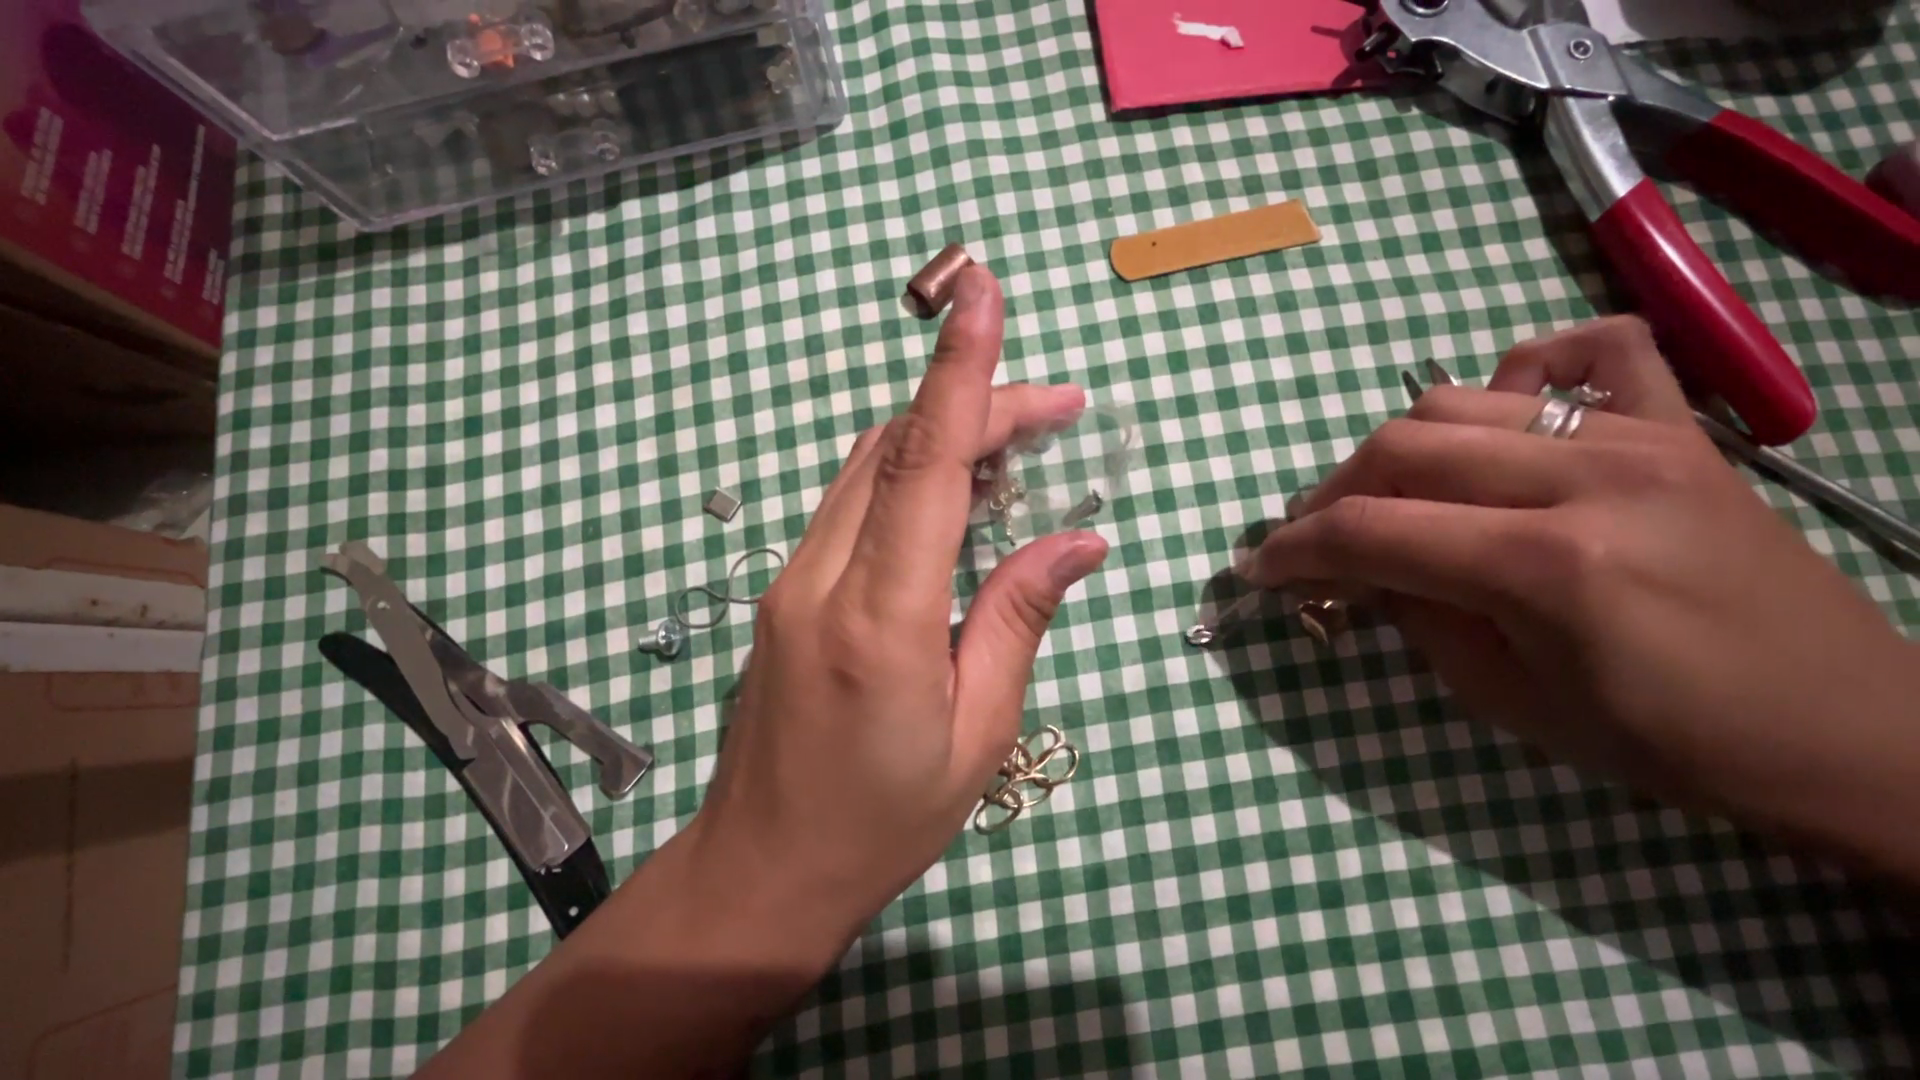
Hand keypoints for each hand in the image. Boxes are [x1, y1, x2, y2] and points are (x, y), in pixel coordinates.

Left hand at [685, 264, 1108, 937]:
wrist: (761, 868)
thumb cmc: (883, 821)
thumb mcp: (978, 732)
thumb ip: (1019, 618)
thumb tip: (1079, 537)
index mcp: (878, 618)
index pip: (923, 466)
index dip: (958, 374)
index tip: (982, 294)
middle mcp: (822, 578)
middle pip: (898, 450)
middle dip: (978, 405)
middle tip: (1061, 409)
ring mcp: (790, 580)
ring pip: (868, 468)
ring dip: (943, 437)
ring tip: (1022, 444)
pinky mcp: (783, 591)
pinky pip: (851, 505)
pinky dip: (909, 476)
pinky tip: (960, 496)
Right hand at [1242, 317, 1919, 880]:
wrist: (1845, 731)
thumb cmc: (1665, 742)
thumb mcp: (1508, 701)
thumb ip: (1418, 618)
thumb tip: (1358, 571)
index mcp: (1542, 567)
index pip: (1369, 532)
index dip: (1294, 550)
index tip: (1255, 569)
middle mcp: (1584, 479)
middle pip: (1400, 448)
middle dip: (1329, 495)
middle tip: (1313, 540)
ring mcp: (1639, 438)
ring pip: (1458, 400)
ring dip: (1394, 447)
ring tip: (1387, 493)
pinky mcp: (1679, 428)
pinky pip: (1593, 351)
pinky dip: (1526, 368)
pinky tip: (1505, 411)